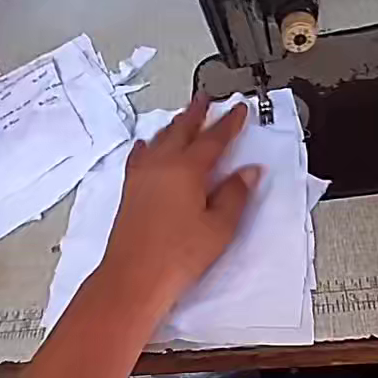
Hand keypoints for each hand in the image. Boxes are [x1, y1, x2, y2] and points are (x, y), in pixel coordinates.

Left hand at [94, 94, 261, 316]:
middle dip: (197, 113)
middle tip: (206, 99)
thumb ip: (235, 195)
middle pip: (182, 130)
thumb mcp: (219, 227)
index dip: (229, 122)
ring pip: (160, 139)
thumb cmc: (175, 257)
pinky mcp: (130, 191)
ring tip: (182, 117)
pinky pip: (140, 156)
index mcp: (187, 169)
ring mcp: (141, 177)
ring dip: (174, 125)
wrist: (133, 277)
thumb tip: (247, 173)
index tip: (239, 110)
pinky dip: (148, 146)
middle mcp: (161, 166)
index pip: (214, 138)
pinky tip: (146, 146)